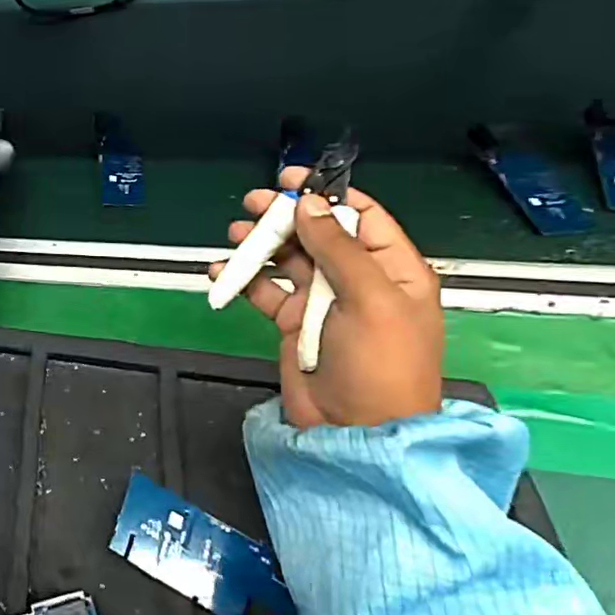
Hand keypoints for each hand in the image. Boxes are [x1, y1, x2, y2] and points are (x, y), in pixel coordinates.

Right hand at [210, 168, 443, 427]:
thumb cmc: (379, 363)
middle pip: (316, 232)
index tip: (290, 179)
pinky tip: (222, 271)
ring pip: (287, 257)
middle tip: (251, 203)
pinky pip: (264, 289)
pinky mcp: (292, 321)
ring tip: (234, 234)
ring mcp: (322, 300)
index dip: (327, 193)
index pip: (361, 217)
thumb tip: (308, 203)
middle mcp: (356, 279)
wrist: (356, 434)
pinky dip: (243, 277)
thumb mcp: (370, 299)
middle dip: (283, 214)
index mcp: (392, 269)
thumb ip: (337, 248)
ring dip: (260, 243)